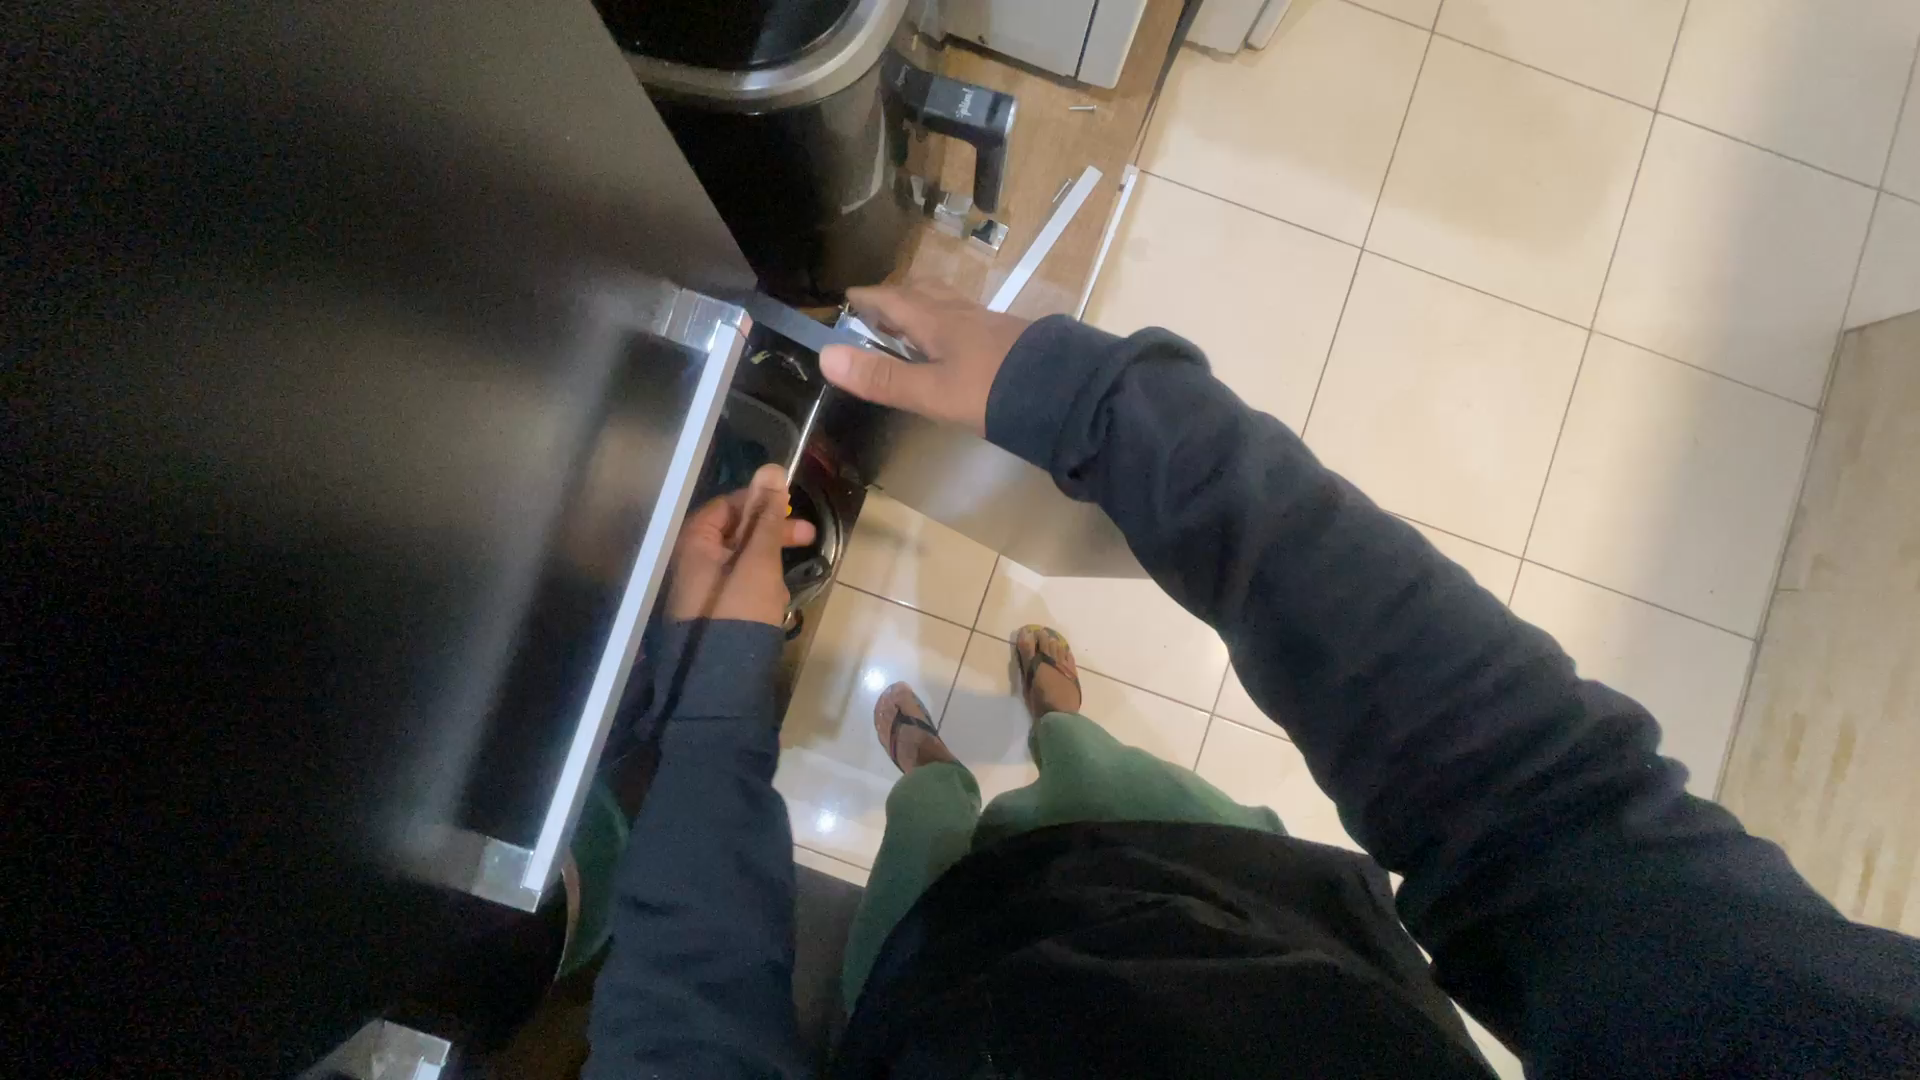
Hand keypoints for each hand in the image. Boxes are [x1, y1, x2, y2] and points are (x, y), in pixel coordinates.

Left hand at [667, 464, 815, 626]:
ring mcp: (704, 590)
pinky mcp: (718, 612)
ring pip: (742, 560)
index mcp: (695, 543)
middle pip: (736, 533)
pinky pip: (741, 585)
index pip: (726, 506)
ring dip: (771, 559)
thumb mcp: (758, 557)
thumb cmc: (740, 607)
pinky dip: (763, 582)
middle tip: (809, 535)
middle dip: (772, 532)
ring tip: (794, 572)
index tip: (790, 507)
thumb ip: (767, 516)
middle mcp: (694, 563)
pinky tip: (779, 596)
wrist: (725, 675)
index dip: (759, 501)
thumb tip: (772, 469)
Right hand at [818, 281, 1029, 435]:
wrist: (1061, 390)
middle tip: (875, 312)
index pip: (890, 299)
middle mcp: (959, 313)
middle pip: (920, 294)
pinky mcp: (1007, 338)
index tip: (846, 298)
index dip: (866, 298)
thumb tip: (826, 357)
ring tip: (910, 327)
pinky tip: (954, 347)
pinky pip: (966, 322)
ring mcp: (986, 324)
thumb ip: (882, 378)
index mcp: (935, 320)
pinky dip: (946, 326)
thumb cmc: (991, 390)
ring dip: (922, 310)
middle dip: (894, 299)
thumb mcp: (931, 392)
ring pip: (946, 306)